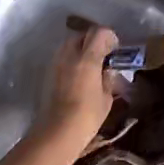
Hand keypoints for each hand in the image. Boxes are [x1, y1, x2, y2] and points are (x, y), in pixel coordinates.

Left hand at [35, 24, 121, 153]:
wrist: (57, 131)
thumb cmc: (87, 116)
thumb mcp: (106, 98)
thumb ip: (108, 79)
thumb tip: (108, 71)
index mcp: (87, 58)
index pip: (99, 33)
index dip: (110, 38)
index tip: (115, 50)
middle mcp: (69, 55)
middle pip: (81, 36)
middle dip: (93, 42)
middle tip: (103, 57)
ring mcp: (56, 63)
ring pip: (69, 45)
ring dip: (80, 50)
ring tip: (90, 66)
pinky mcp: (48, 73)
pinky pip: (62, 58)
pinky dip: (71, 61)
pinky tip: (78, 77)